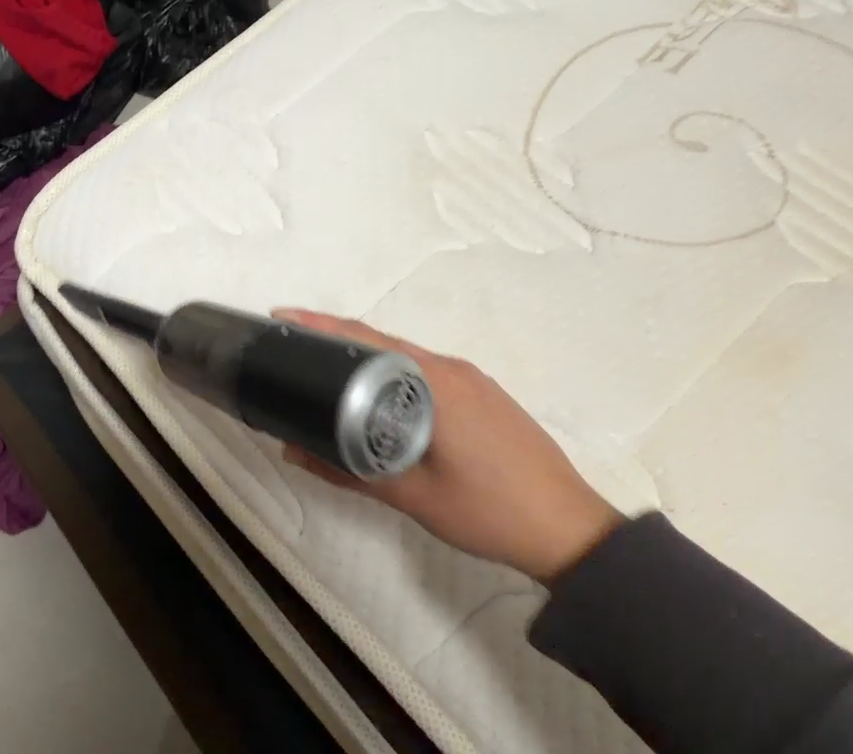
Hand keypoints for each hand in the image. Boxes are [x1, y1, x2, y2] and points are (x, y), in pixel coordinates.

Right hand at [277, 309, 623, 582]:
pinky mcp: (486, 397)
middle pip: (383, 341)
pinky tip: (376, 395)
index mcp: (434, 383)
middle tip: (291, 341)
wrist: (571, 532)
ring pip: (406, 357)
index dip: (320, 326)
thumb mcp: (410, 495)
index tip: (281, 318)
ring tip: (323, 368)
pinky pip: (426, 372)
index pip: (365, 340)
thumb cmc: (487, 511)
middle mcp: (454, 370)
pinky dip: (392, 373)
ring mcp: (474, 382)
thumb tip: (293, 450)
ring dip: (365, 357)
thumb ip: (347, 469)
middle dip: (335, 337)